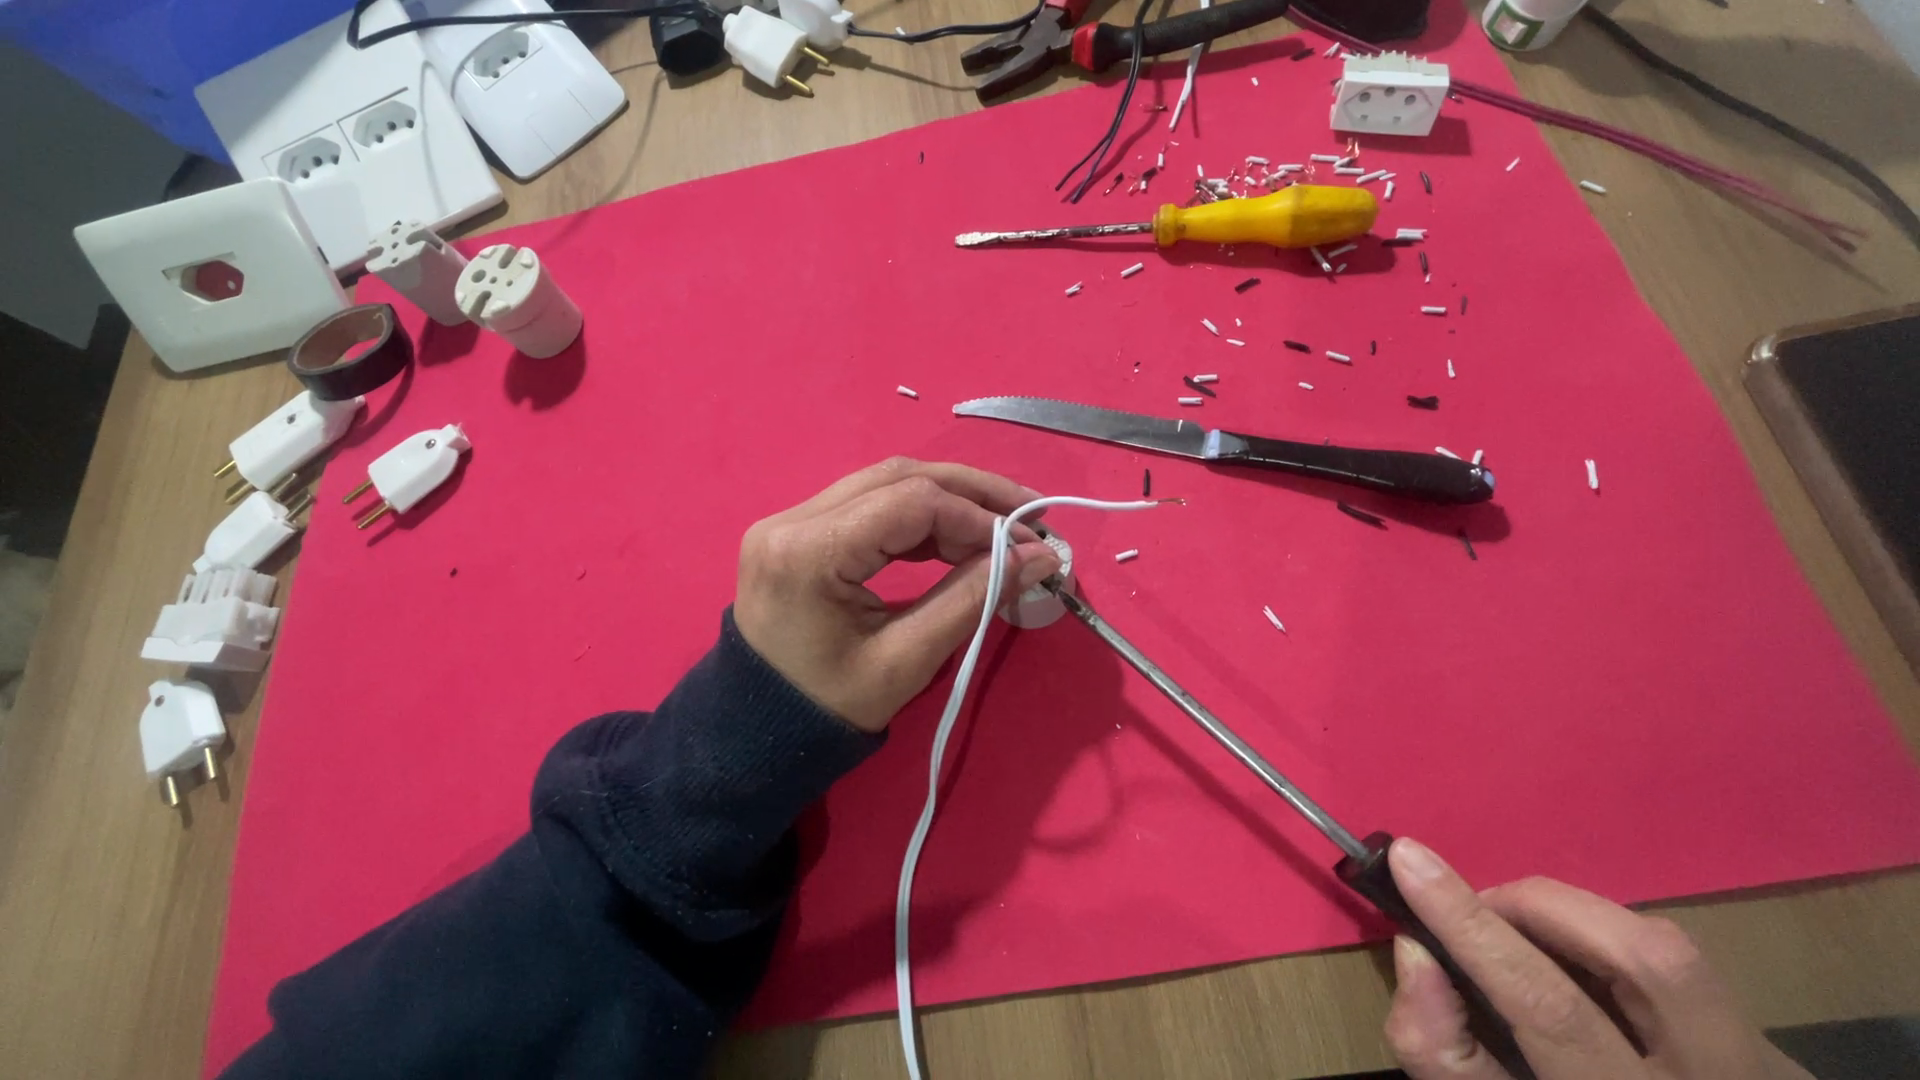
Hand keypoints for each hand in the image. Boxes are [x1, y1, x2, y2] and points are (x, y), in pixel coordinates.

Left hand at [733, 457, 1061, 732]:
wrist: (758, 729)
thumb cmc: (829, 707)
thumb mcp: (907, 660)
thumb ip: (972, 598)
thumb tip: (1039, 556)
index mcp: (809, 552)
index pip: (912, 503)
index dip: (980, 516)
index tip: (1032, 543)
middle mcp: (793, 519)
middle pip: (899, 477)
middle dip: (972, 492)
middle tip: (1031, 511)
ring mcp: (791, 520)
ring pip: (886, 483)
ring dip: (949, 498)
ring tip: (1004, 525)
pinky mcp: (800, 531)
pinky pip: (870, 504)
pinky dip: (920, 516)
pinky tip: (959, 537)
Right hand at [1383, 838, 1811, 1079]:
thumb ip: (1442, 1051)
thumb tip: (1413, 948)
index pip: (1547, 1004)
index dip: (1470, 924)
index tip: (1408, 858)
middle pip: (1646, 960)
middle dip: (1540, 906)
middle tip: (1480, 912)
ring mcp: (1765, 1072)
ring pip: (1672, 951)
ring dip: (1576, 921)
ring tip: (1524, 941)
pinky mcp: (1780, 1059)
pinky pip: (1689, 971)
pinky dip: (1613, 949)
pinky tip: (1586, 981)